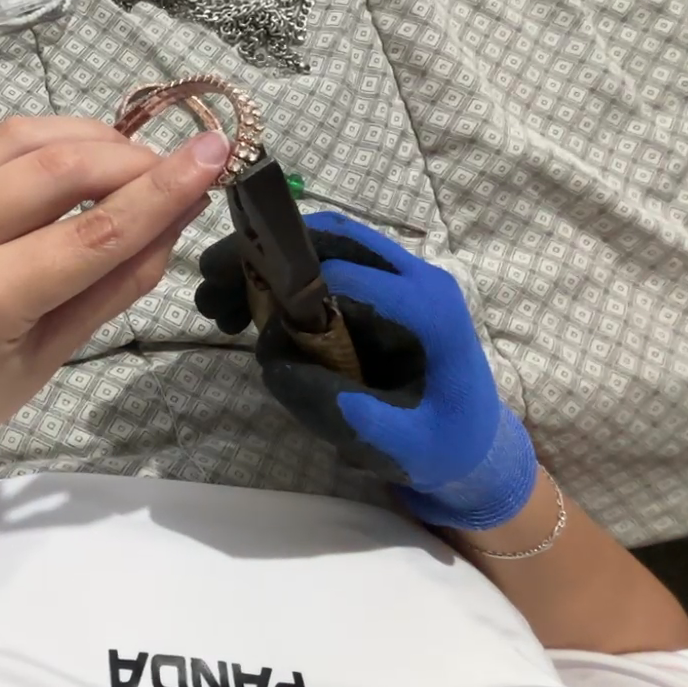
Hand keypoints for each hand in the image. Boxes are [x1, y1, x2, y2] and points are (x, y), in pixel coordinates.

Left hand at [0, 117, 226, 470]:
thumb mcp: (60, 352)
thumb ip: (121, 280)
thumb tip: (179, 214)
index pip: (88, 235)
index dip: (158, 191)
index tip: (214, 154)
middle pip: (51, 171)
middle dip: (128, 159)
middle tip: (177, 167)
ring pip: (20, 139)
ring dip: (89, 137)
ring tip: (133, 160)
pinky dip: (48, 138)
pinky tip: (82, 154)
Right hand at [195, 210, 534, 528]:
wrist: (477, 449)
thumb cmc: (442, 448)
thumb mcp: (396, 445)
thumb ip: (336, 406)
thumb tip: (270, 361)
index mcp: (427, 309)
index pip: (344, 273)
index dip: (284, 286)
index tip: (237, 313)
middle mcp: (413, 276)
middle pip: (328, 237)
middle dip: (261, 251)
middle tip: (210, 278)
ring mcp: (397, 275)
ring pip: (319, 242)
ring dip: (263, 261)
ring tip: (216, 298)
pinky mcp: (379, 284)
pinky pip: (321, 261)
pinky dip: (277, 276)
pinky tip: (245, 306)